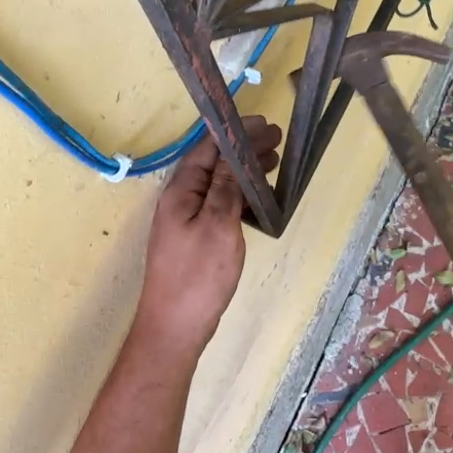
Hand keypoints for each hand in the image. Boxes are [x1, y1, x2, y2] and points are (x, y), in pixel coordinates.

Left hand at [131, 117, 281, 358]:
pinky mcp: (194, 238)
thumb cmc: (198, 276)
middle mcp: (180, 199)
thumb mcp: (219, 226)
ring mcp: (185, 220)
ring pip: (218, 183)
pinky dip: (240, 194)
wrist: (175, 328)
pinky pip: (219, 203)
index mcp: (181, 191)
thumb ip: (227, 187)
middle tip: (277, 140)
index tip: (265, 124)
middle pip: (214, 163)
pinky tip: (258, 199)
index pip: (208, 148)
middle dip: (243, 149)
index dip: (235, 133)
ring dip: (244, 171)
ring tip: (274, 162)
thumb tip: (234, 153)